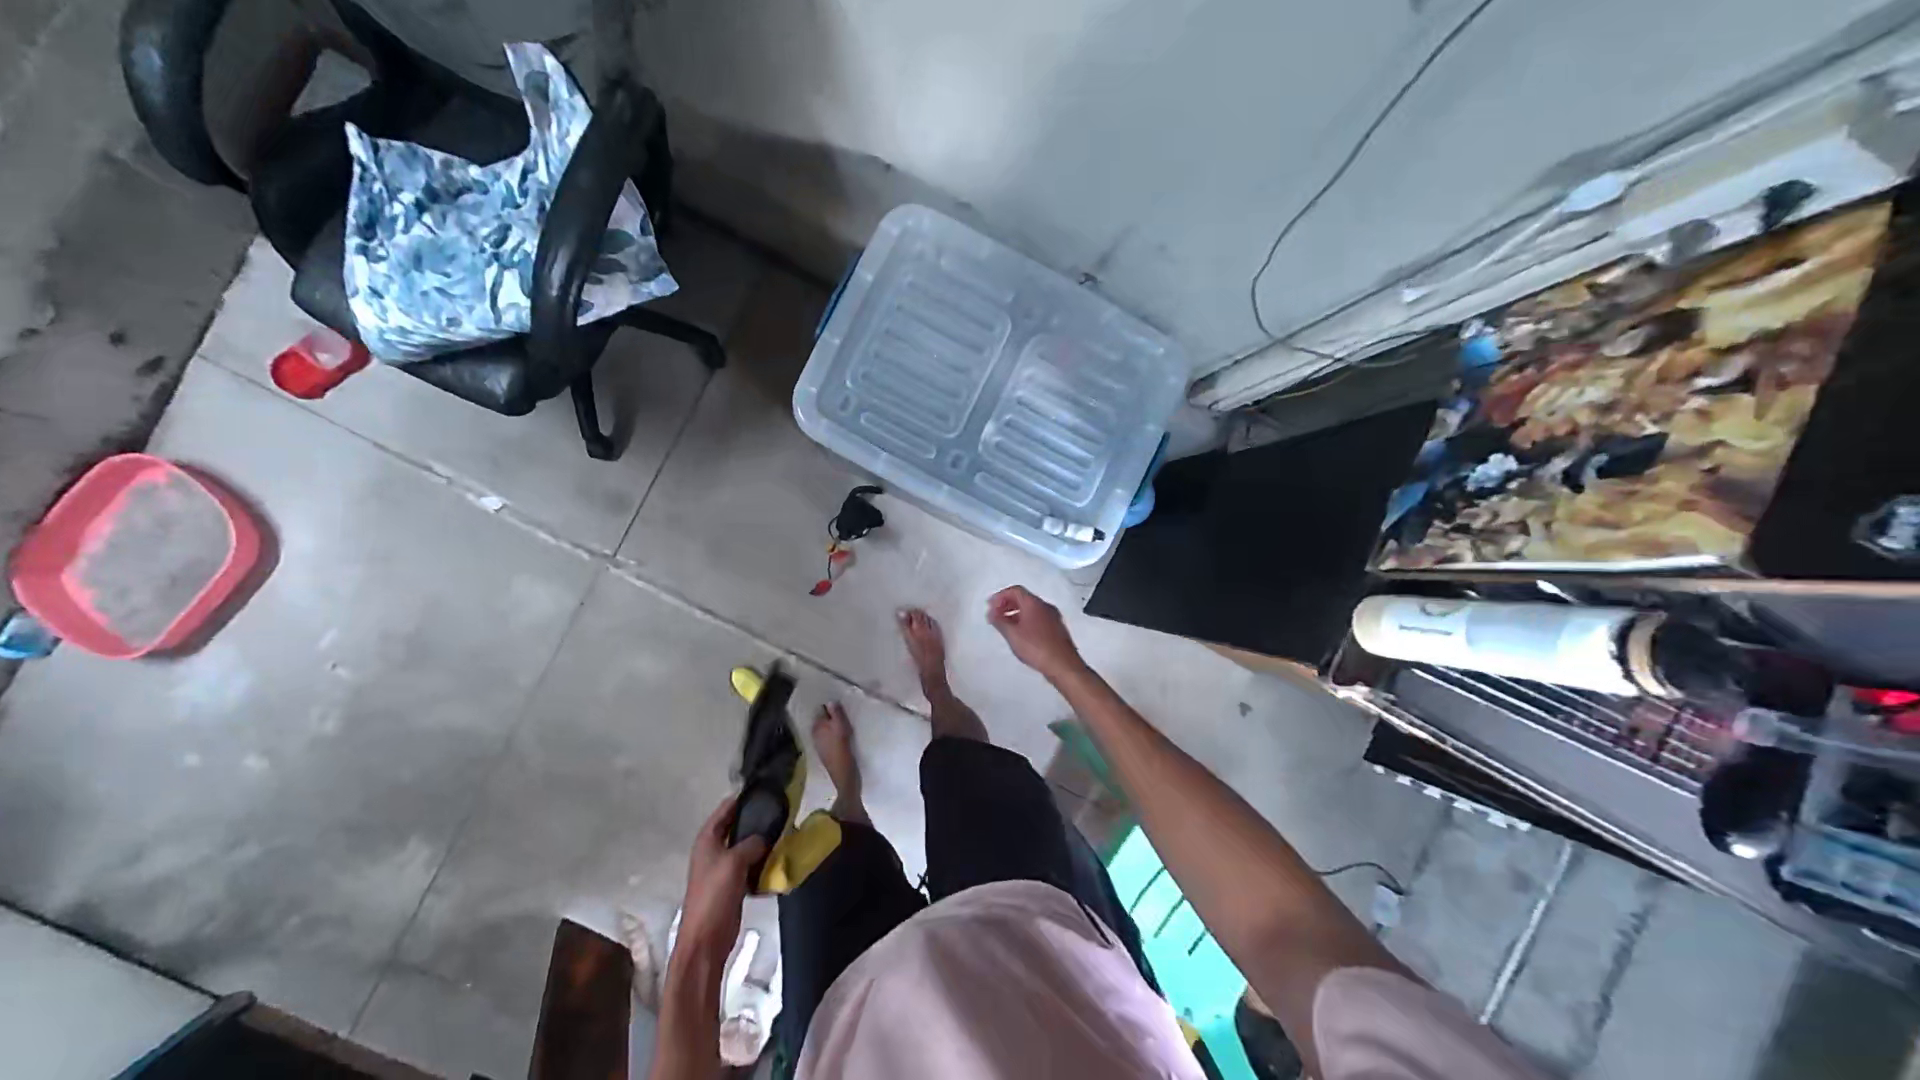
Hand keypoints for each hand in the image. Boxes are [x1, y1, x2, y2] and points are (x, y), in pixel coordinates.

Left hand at [676, 794, 767, 958]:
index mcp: (708, 838)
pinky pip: (751, 864)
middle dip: (757, 818)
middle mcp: (714, 849)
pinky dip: (763, 860)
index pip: (727, 807)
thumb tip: (765, 837)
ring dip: (762, 841)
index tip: (768, 787)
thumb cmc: (715, 895)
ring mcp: (723, 867)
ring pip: (746, 845)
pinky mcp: (733, 883)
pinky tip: (780, 857)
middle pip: (738, 825)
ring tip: (786, 830)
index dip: (745, 796)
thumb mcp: (735, 862)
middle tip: (783, 809)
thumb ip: (752, 843)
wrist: (706, 939)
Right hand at [986, 586, 1085, 679]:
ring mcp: (1053, 617)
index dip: (1000, 596)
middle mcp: (1045, 606)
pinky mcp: (1057, 629)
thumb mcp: (1012, 635)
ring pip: (1031, 609)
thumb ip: (999, 621)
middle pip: (1023, 598)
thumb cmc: (1038, 648)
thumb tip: (992, 614)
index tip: (991, 606)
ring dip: (1016, 613)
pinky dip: (1026, 621)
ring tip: (1006, 626)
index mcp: (1034, 603)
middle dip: (1007, 604)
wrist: (1063, 665)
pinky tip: (1021, 635)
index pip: (1015, 590)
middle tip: (996, 614)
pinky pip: (1039, 618)